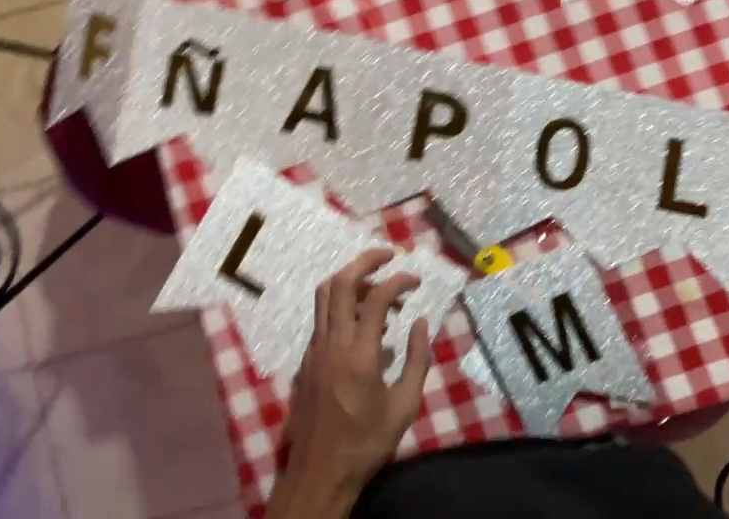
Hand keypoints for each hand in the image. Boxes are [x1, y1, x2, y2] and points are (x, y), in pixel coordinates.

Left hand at [269, 249, 431, 518]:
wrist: (320, 472)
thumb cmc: (367, 442)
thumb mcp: (405, 406)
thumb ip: (417, 360)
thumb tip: (421, 322)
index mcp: (360, 354)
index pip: (377, 298)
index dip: (398, 280)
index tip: (415, 281)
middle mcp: (332, 342)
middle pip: (341, 282)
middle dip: (365, 261)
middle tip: (388, 256)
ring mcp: (314, 349)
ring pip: (324, 295)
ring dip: (350, 279)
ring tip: (376, 284)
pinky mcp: (306, 359)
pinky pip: (321, 316)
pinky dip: (341, 304)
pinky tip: (361, 320)